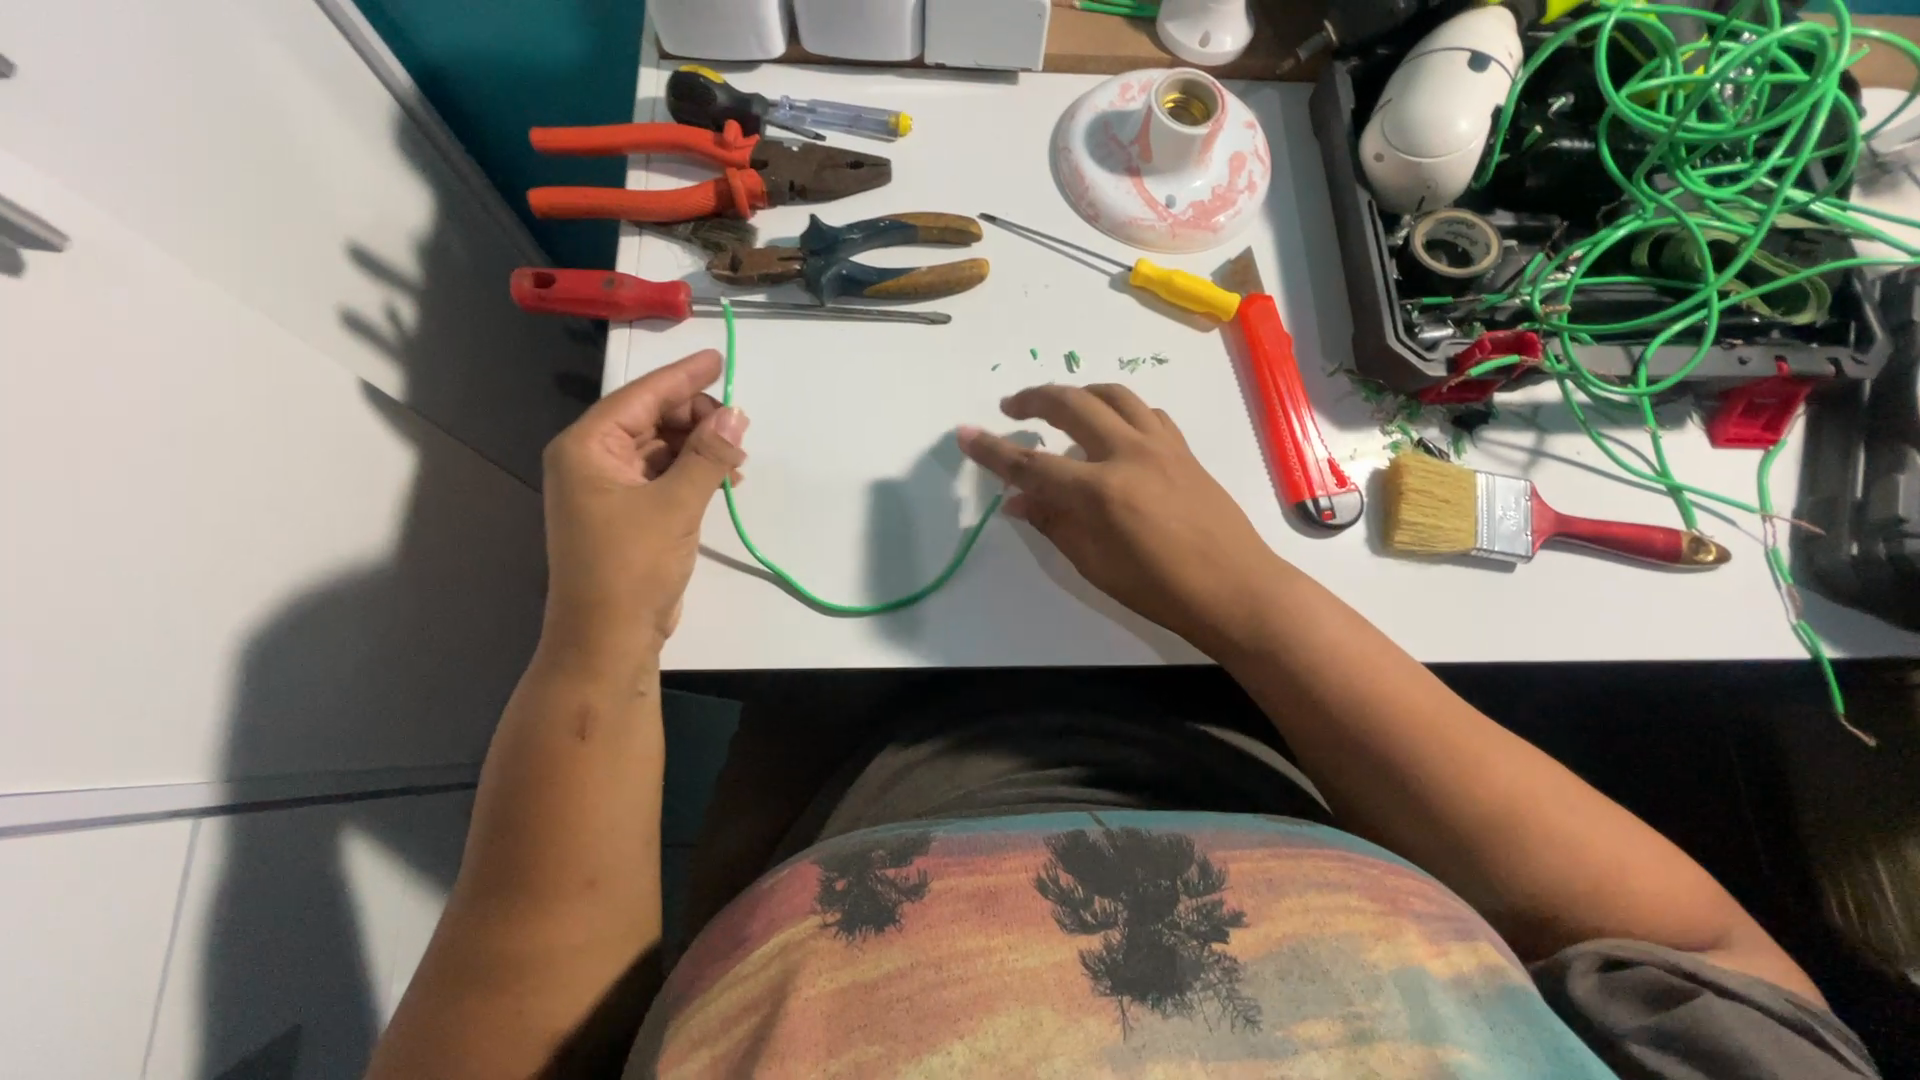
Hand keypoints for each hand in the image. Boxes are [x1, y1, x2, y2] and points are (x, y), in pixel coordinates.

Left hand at [540, 349, 746, 664]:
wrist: (608, 638)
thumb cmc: (631, 566)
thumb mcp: (675, 505)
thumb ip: (708, 455)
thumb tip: (736, 415)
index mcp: (587, 447)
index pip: (641, 397)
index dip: (683, 377)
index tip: (719, 359)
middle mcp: (592, 461)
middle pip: (651, 420)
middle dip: (697, 420)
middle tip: (739, 428)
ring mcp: (608, 489)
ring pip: (661, 449)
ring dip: (700, 449)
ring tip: (738, 460)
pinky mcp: (626, 514)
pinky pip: (664, 477)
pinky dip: (694, 474)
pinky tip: (725, 481)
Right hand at [957, 384, 1279, 650]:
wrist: (1234, 587)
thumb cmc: (1159, 588)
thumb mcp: (1094, 564)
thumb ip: (1053, 523)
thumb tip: (1016, 501)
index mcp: (1100, 491)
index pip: (1032, 465)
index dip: (993, 451)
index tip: (965, 434)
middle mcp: (1128, 454)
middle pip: (1072, 406)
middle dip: (1035, 399)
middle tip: (1012, 407)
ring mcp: (1161, 446)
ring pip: (1113, 395)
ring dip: (1079, 393)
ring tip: (1061, 405)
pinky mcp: (1183, 449)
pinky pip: (1146, 412)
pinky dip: (1120, 409)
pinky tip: (1114, 426)